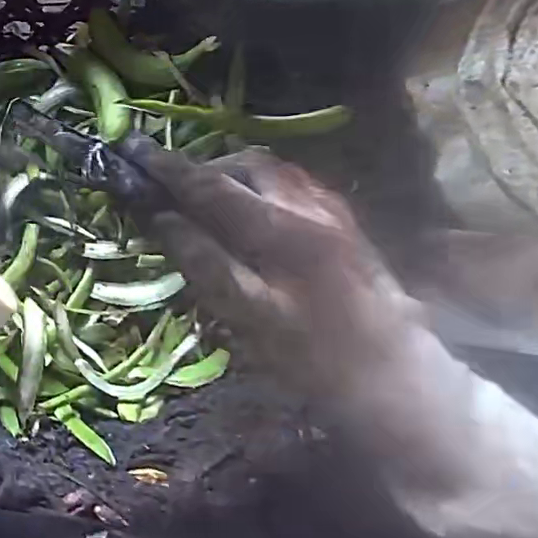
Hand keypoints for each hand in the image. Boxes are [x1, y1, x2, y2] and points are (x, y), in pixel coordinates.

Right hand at [110, 140, 421, 399]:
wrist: (405, 387)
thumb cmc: (318, 359)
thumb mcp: (249, 317)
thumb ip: (202, 261)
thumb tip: (160, 216)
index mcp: (284, 230)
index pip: (212, 185)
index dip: (168, 168)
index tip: (133, 150)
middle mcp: (312, 208)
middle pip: (247, 164)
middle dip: (202, 167)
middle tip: (168, 186)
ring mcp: (336, 214)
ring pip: (274, 171)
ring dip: (231, 173)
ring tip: (203, 196)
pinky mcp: (348, 225)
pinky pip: (294, 185)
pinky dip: (259, 186)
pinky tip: (249, 209)